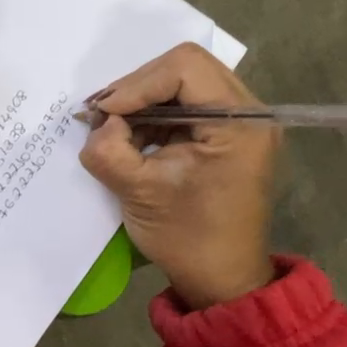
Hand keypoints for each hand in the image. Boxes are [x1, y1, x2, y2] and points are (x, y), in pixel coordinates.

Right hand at [78, 43, 277, 309]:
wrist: (220, 278)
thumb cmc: (186, 237)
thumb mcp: (139, 192)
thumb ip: (110, 150)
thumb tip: (99, 122)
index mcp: (239, 123)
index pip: (184, 68)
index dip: (135, 85)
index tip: (102, 115)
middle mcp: (247, 113)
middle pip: (183, 68)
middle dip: (135, 89)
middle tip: (100, 118)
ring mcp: (237, 123)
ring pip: (180, 83)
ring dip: (140, 102)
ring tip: (111, 130)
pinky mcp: (223, 136)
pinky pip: (183, 106)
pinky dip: (150, 116)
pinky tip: (129, 138)